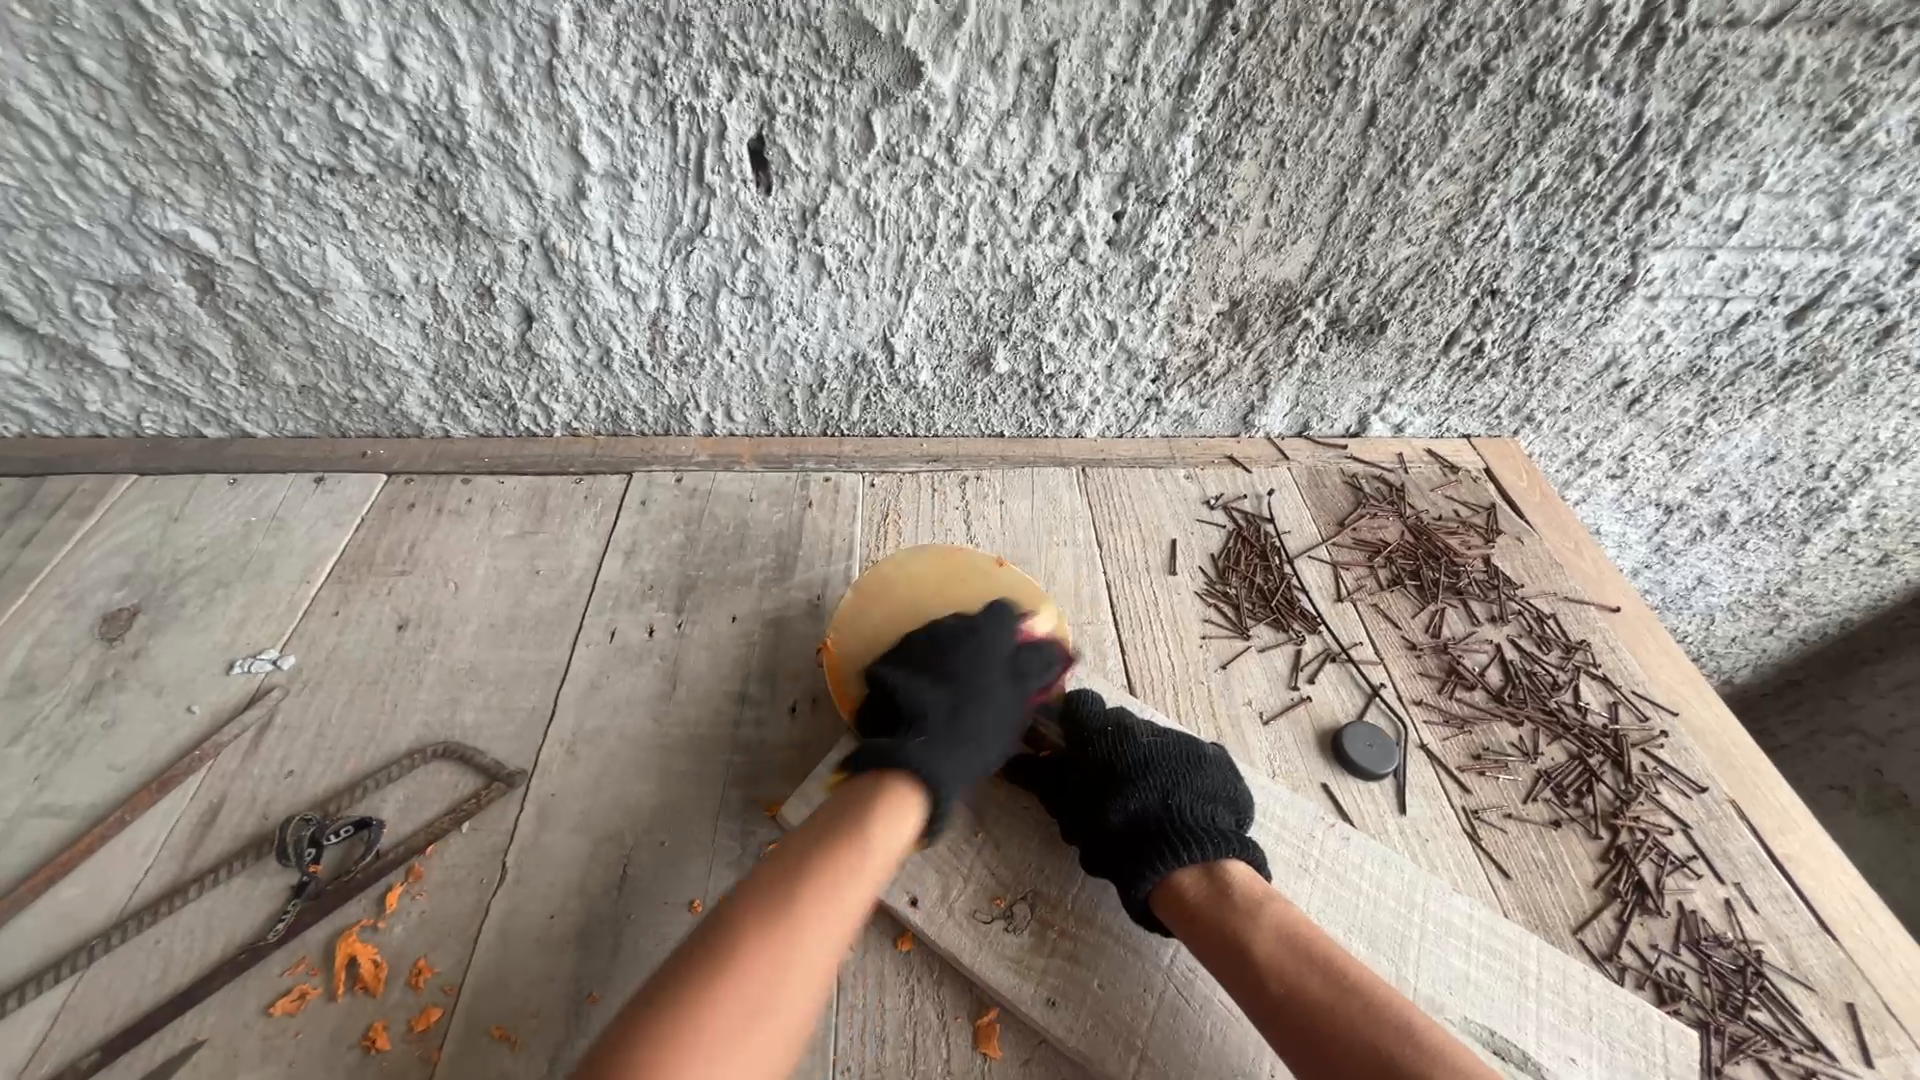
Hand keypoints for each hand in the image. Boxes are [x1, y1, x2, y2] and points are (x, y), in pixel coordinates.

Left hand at [840, 600, 1071, 836]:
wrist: (913, 752)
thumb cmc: (978, 726)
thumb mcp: (1020, 699)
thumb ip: (1040, 666)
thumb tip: (1061, 646)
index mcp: (987, 631)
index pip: (1006, 611)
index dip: (1012, 630)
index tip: (1015, 653)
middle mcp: (950, 623)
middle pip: (971, 624)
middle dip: (978, 643)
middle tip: (983, 678)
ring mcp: (916, 639)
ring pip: (941, 639)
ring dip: (948, 655)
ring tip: (949, 691)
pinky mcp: (889, 658)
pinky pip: (913, 656)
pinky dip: (921, 669)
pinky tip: (922, 697)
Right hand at [1004, 688, 1269, 934]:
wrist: (1188, 862)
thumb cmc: (1114, 833)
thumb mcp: (1067, 809)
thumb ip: (1039, 779)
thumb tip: (1009, 761)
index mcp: (1100, 731)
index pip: (1079, 705)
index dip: (1073, 724)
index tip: (1072, 749)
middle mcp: (1139, 724)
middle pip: (1118, 725)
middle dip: (1111, 747)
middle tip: (1107, 785)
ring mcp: (1181, 740)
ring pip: (1154, 743)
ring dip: (1146, 764)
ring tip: (1148, 804)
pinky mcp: (1213, 759)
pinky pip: (1190, 761)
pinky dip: (1182, 777)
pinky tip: (1181, 809)